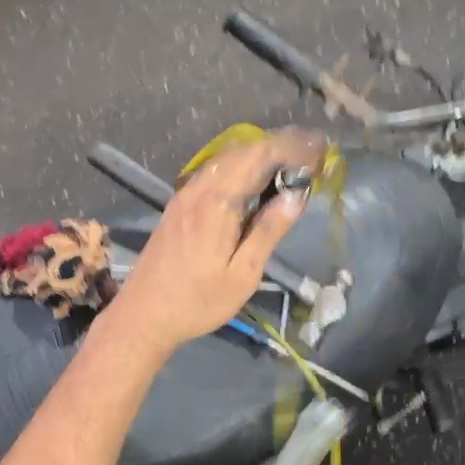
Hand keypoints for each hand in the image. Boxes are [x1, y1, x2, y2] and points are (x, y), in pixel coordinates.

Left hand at [103, 128, 327, 349]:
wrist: (143, 316)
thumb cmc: (197, 303)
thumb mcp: (242, 275)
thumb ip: (269, 232)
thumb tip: (296, 196)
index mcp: (218, 202)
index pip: (261, 155)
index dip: (294, 147)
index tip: (320, 150)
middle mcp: (199, 189)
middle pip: (244, 151)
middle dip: (280, 147)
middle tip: (311, 156)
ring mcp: (185, 196)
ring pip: (227, 160)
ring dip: (260, 157)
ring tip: (290, 168)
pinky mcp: (178, 207)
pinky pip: (214, 175)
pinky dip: (240, 170)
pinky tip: (253, 187)